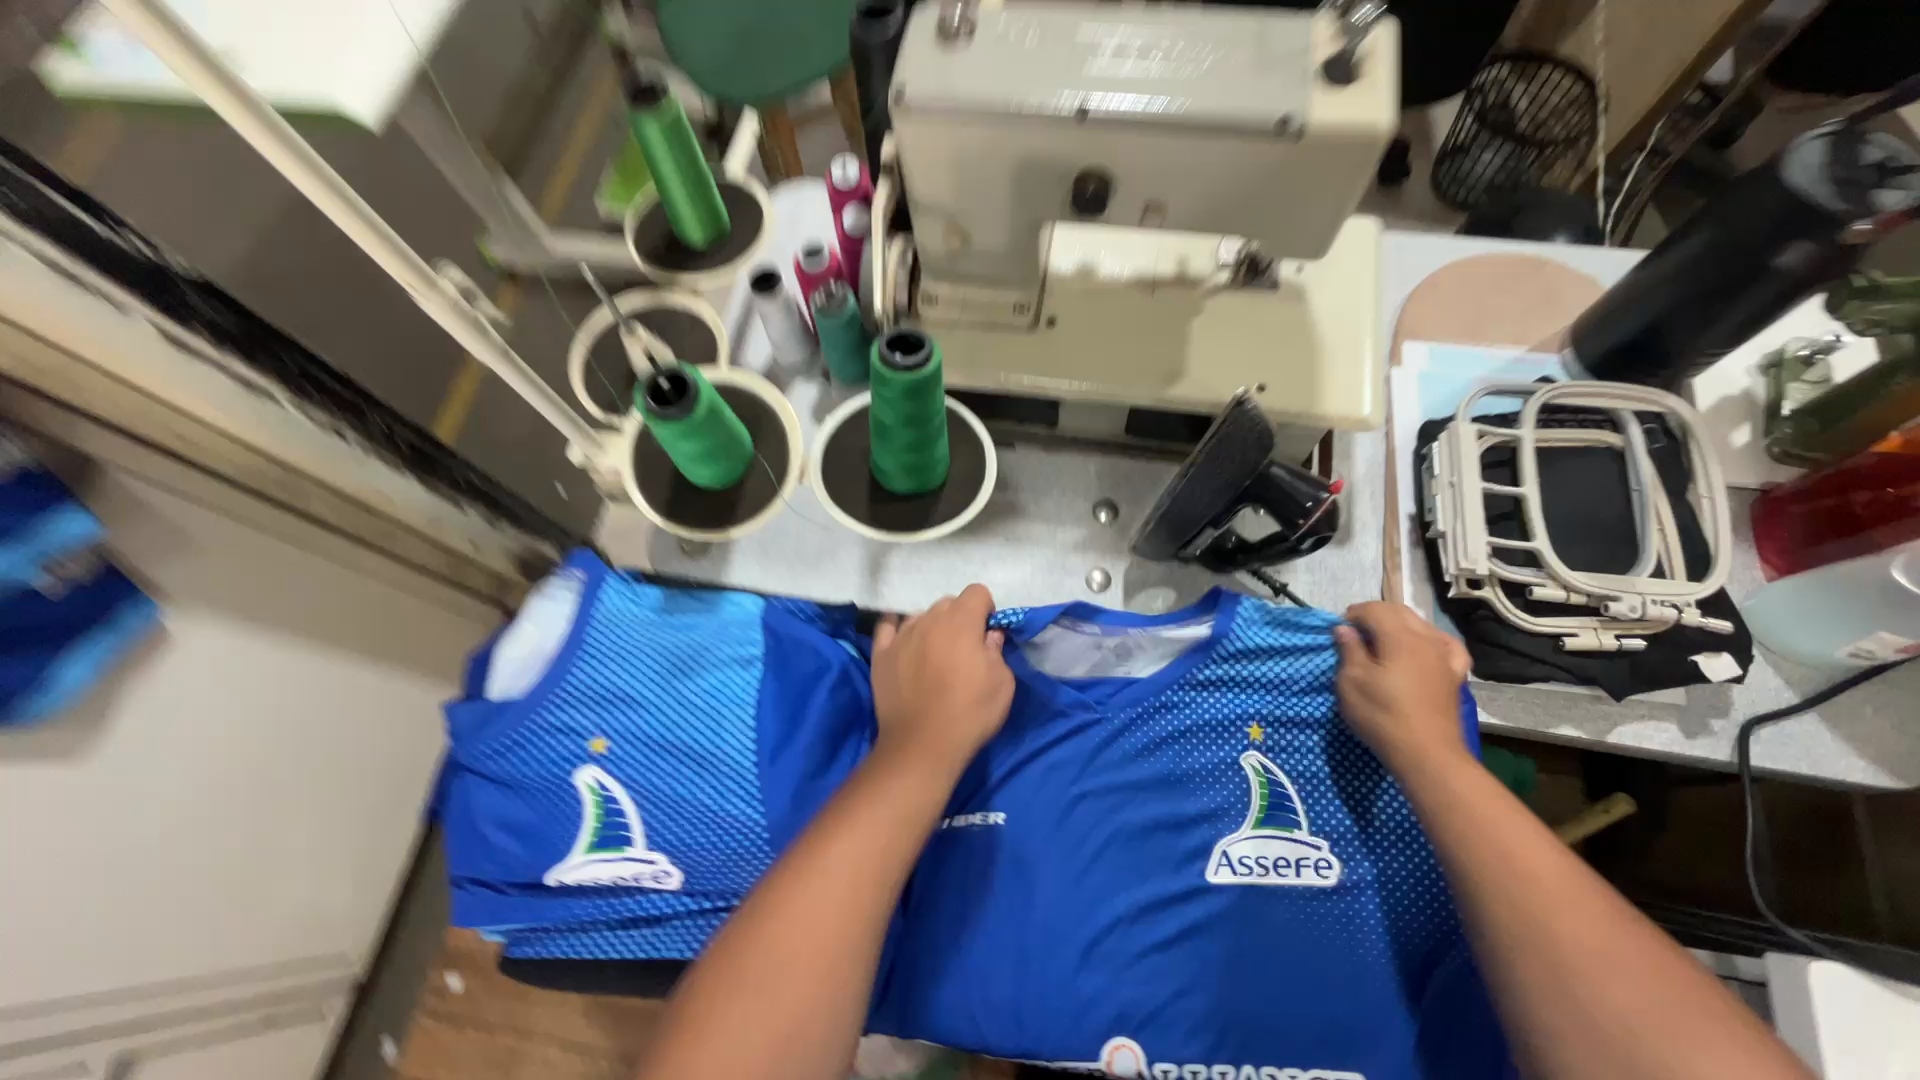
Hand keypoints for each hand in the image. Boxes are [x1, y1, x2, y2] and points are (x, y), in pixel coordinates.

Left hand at [870, 585, 1014, 776]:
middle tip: (963, 649)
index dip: (986, 610)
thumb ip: (997, 651)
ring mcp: (901, 635)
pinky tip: (904, 644)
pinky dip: (898, 630)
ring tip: (934, 654)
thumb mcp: (1003, 684)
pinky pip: (888, 627)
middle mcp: (929, 620)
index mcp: (961, 622)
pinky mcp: (881, 654)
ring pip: (920, 615)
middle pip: (947, 602)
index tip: (987, 635)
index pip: (977, 592)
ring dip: (931, 626)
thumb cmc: (970, 714)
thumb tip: (990, 636)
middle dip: (959, 618)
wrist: (922, 745)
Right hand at [1333, 602, 1472, 772]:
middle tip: (1356, 632)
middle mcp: (1427, 639)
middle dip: (1375, 615)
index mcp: (1400, 637)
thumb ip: (1349, 650)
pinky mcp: (1455, 675)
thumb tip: (1344, 629)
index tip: (1340, 628)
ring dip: (1399, 625)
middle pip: (1400, 612)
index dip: (1354, 613)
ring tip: (1383, 642)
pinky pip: (1446, 646)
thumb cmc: (1382, 715)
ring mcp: (1445, 656)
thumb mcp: (1352, 682)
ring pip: (1422, 626)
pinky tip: (1426, 649)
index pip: (1375, 609)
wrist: (1426, 753)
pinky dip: (1431, 640)